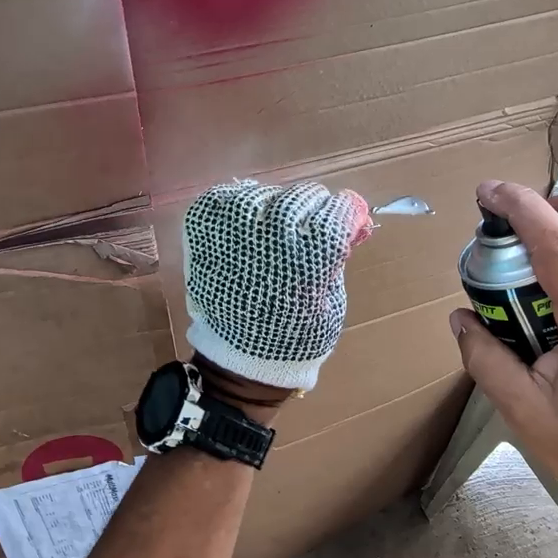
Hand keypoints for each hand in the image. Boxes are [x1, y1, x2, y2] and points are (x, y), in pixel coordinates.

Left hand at [182, 180, 371, 392]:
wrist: (238, 363)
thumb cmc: (294, 337)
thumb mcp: (331, 301)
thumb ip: (339, 258)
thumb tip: (354, 221)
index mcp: (309, 259)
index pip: (336, 210)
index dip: (345, 211)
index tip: (345, 215)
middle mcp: (271, 238)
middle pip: (300, 198)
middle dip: (312, 206)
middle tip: (310, 220)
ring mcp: (232, 231)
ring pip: (263, 194)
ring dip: (274, 204)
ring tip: (275, 223)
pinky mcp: (203, 229)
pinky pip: (224, 197)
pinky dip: (238, 202)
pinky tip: (248, 218)